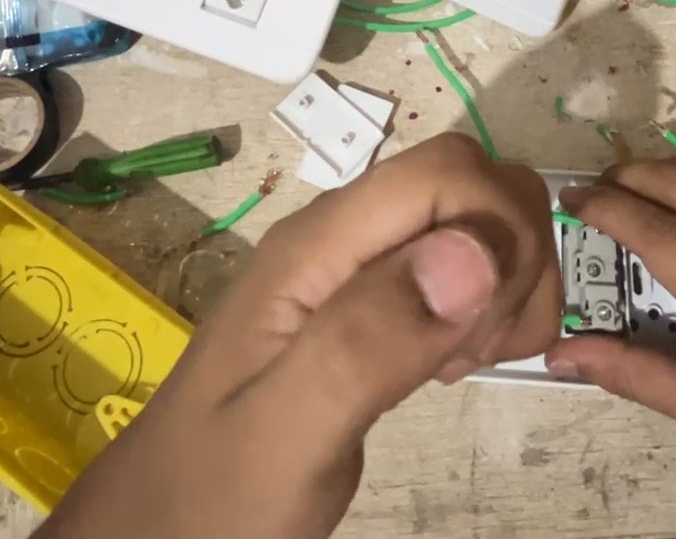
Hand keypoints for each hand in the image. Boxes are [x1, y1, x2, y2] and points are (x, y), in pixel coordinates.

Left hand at [41, 133, 561, 538]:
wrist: (167, 520)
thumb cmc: (217, 492)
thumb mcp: (286, 432)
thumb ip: (369, 339)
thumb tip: (473, 252)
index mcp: (319, 244)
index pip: (444, 171)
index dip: (497, 228)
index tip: (486, 327)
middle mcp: (343, 233)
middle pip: (467, 181)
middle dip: (509, 253)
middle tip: (477, 349)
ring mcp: (358, 261)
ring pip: (473, 216)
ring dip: (505, 280)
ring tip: (464, 361)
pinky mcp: (373, 295)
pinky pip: (459, 263)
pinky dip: (489, 301)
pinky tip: (456, 360)